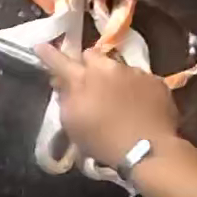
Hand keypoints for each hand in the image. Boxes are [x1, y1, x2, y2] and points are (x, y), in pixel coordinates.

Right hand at [36, 44, 180, 167]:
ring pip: (118, 66)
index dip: (48, 53)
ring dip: (112, 76)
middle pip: (91, 54)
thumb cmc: (101, 139)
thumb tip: (62, 83)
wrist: (148, 149)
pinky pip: (140, 78)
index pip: (59, 60)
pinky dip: (135, 87)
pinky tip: (137, 104)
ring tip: (117, 96)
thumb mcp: (71, 122)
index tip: (40, 47)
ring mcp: (135, 72)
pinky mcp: (157, 81)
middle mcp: (108, 68)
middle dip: (86, 64)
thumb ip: (65, 97)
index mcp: (81, 78)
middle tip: (86, 81)